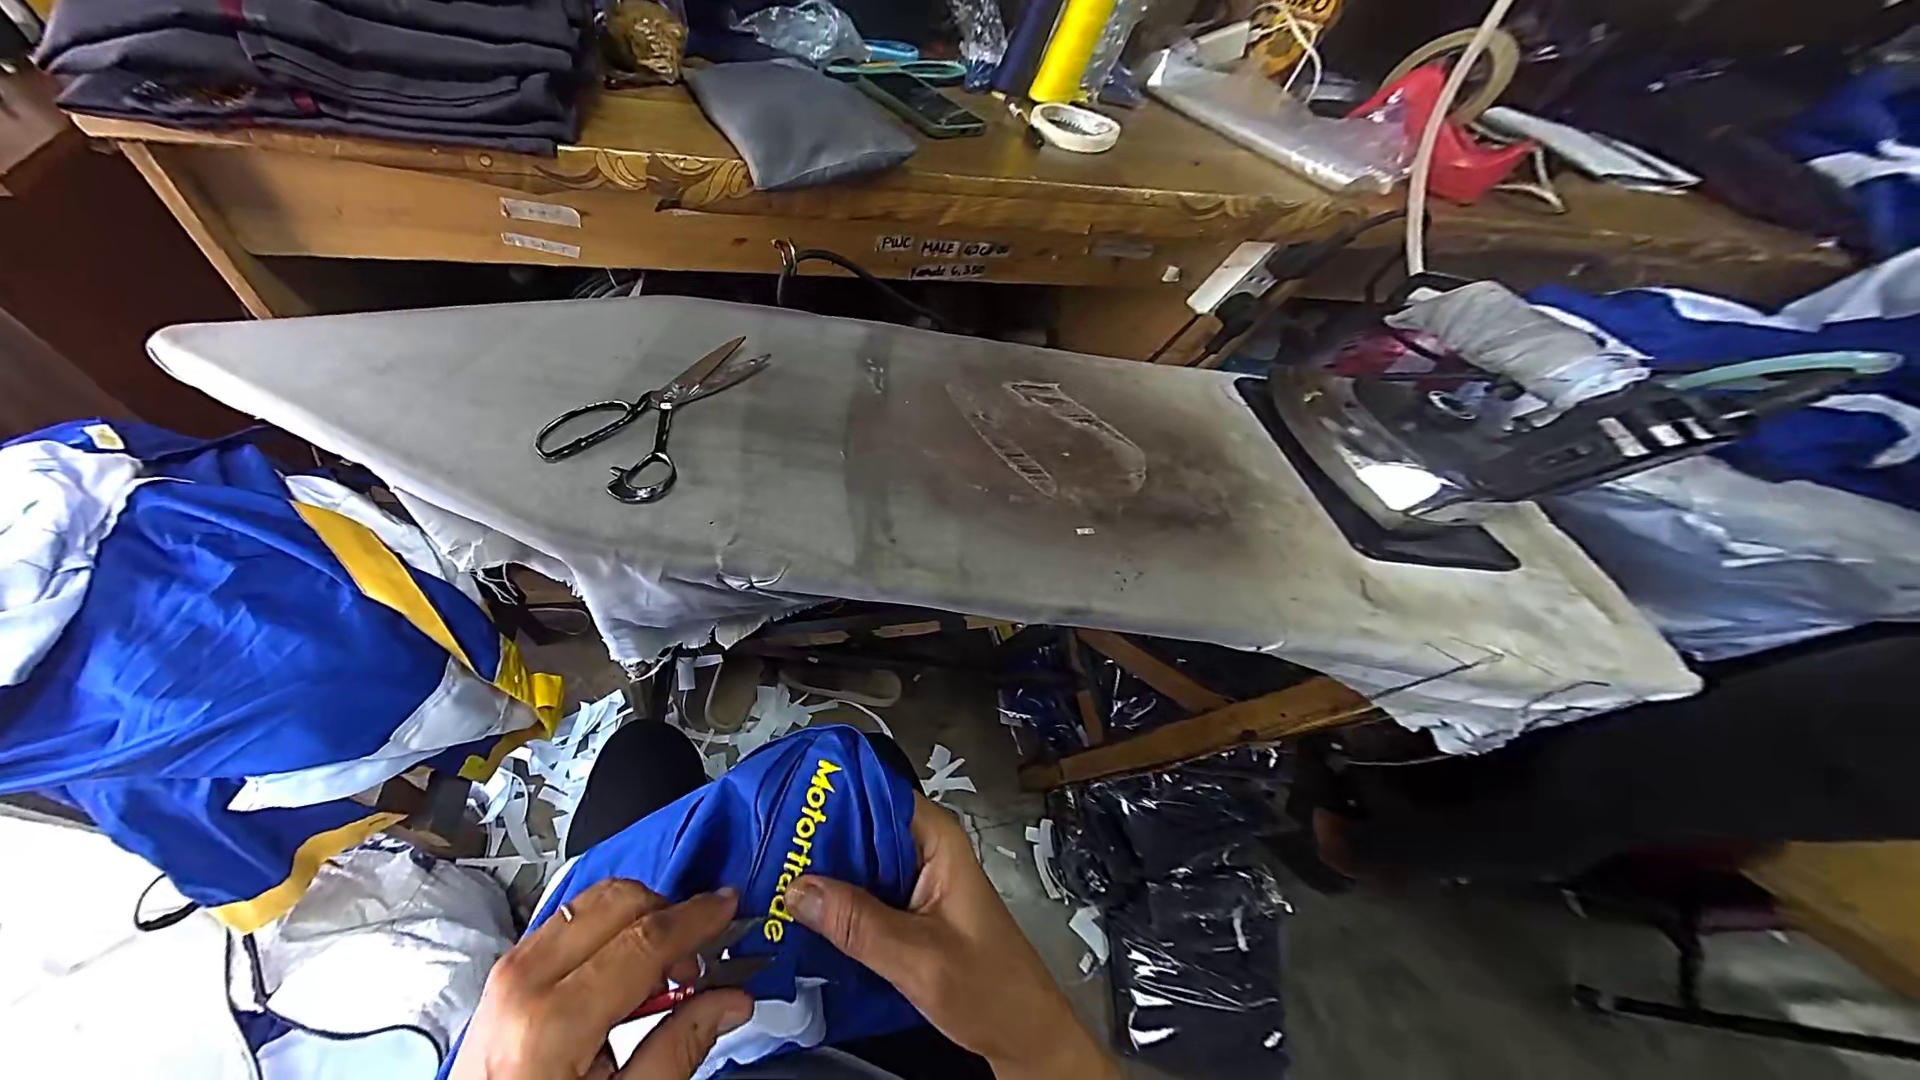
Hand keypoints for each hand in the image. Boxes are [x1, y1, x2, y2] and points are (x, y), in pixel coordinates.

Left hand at [449, 880, 753, 1079]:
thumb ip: (677, 1051)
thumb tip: (730, 1000)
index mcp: (550, 1025)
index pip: (646, 938)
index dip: (698, 917)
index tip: (729, 906)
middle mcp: (523, 983)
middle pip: (621, 901)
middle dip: (670, 914)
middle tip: (696, 955)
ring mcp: (509, 973)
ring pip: (598, 900)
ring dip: (643, 916)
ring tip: (663, 966)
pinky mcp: (506, 974)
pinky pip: (575, 919)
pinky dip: (614, 926)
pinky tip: (627, 968)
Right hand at [787, 793, 1119, 1079]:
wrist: (1021, 1034)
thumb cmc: (990, 989)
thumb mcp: (920, 959)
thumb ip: (859, 924)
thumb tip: (797, 889)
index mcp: (937, 838)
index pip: (878, 794)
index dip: (833, 796)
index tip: (786, 806)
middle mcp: (924, 847)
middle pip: (862, 825)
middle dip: (817, 839)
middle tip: (762, 849)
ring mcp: (914, 876)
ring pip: (857, 860)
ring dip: (821, 872)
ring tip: (767, 878)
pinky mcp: (904, 906)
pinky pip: (861, 891)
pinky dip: (833, 901)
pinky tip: (797, 913)